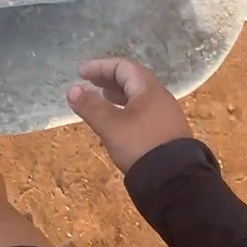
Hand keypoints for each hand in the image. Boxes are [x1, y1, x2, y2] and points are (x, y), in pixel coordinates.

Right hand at [66, 58, 192, 172]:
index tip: (81, 72)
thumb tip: (72, 90)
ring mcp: (164, 115)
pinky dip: (124, 108)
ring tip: (100, 98)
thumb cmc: (141, 145)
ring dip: (116, 94)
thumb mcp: (111, 126)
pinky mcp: (164, 131)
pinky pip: (142, 110)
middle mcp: (159, 98)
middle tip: (88, 82)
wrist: (174, 179)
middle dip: (108, 79)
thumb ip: (90, 106)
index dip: (100, 67)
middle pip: (132, 79)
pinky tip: (116, 120)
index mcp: (148, 90)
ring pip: (137, 96)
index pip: (123, 67)